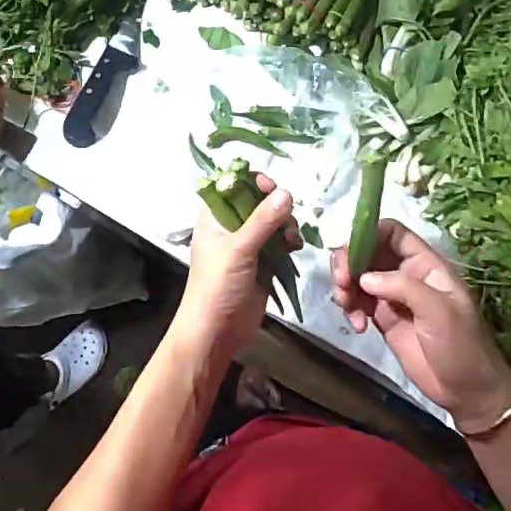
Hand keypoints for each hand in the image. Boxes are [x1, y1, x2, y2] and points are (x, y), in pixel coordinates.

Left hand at [181, 173, 300, 350]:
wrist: (217, 329)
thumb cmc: (218, 284)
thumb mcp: (239, 248)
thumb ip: (263, 220)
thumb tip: (286, 192)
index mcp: (214, 217)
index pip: (232, 186)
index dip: (251, 181)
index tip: (270, 186)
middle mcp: (230, 226)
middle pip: (257, 202)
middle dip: (275, 205)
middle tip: (286, 215)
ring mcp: (247, 244)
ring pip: (272, 221)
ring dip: (285, 224)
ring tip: (291, 238)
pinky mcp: (262, 261)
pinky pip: (279, 242)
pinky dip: (289, 240)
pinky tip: (295, 246)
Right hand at [331, 220, 510, 428]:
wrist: (468, 393)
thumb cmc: (462, 346)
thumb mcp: (440, 312)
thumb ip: (403, 287)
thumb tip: (363, 277)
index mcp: (424, 265)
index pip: (392, 232)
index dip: (368, 232)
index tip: (349, 251)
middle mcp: (405, 274)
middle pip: (366, 251)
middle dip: (348, 262)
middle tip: (341, 282)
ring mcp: (391, 295)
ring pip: (357, 275)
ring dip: (344, 285)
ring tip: (346, 306)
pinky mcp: (381, 317)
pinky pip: (356, 301)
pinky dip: (349, 308)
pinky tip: (356, 326)